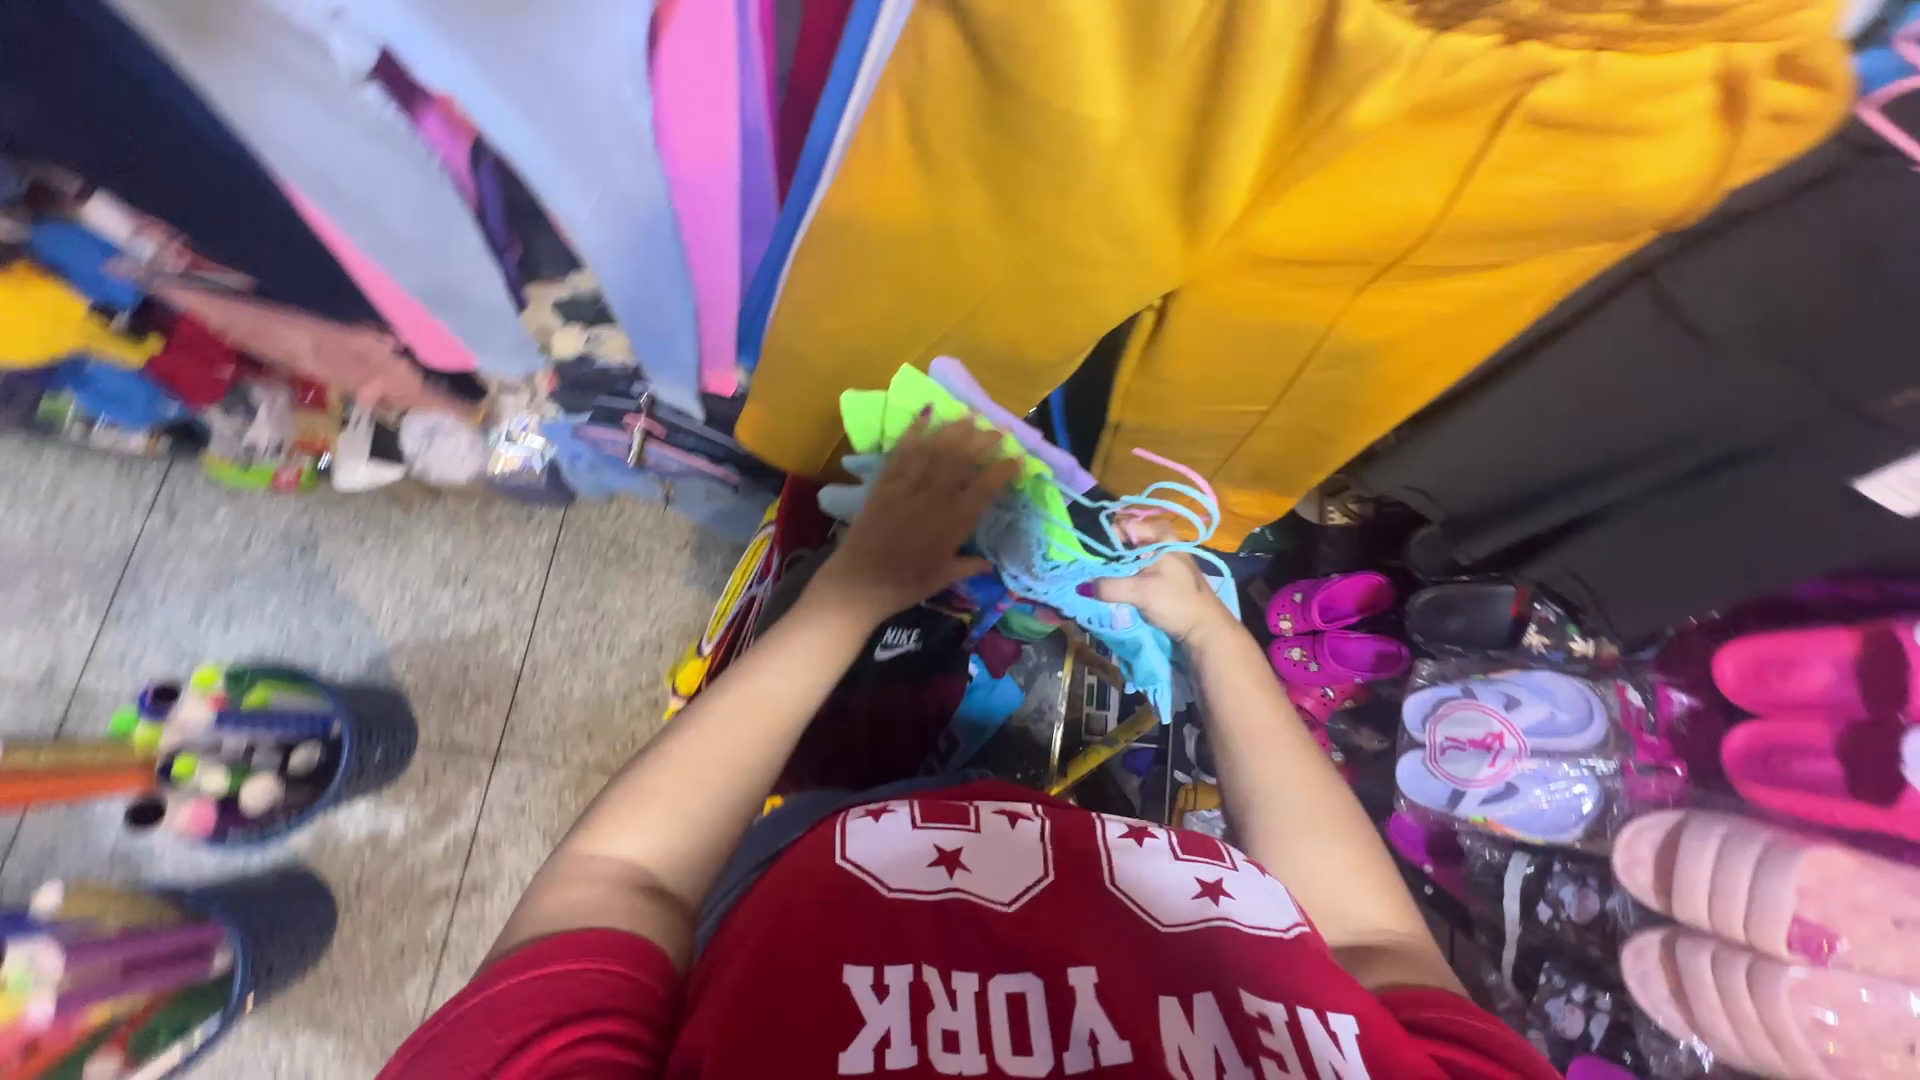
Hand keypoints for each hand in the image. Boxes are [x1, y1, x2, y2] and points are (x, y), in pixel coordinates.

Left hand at [809, 413, 1019, 623]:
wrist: (858, 584)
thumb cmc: (904, 586)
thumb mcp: (942, 578)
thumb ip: (967, 567)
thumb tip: (989, 565)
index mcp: (952, 524)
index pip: (983, 490)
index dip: (1002, 472)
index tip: (1017, 459)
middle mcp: (933, 499)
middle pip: (961, 460)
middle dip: (982, 440)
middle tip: (999, 429)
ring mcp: (906, 487)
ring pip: (934, 450)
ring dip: (954, 430)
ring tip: (971, 416)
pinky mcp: (884, 483)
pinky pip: (902, 451)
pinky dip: (915, 431)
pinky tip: (926, 414)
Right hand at [1088, 522, 1236, 645]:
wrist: (1204, 627)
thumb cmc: (1177, 602)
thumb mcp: (1141, 592)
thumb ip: (1109, 586)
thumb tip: (1079, 586)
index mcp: (1159, 534)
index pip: (1121, 526)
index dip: (1102, 540)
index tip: (1088, 558)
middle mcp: (1159, 538)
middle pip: (1122, 538)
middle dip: (1105, 553)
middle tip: (1088, 568)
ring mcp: (1159, 553)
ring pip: (1126, 552)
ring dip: (1111, 564)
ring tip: (1095, 577)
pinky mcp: (1157, 569)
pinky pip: (1132, 563)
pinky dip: (1119, 570)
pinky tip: (1108, 582)